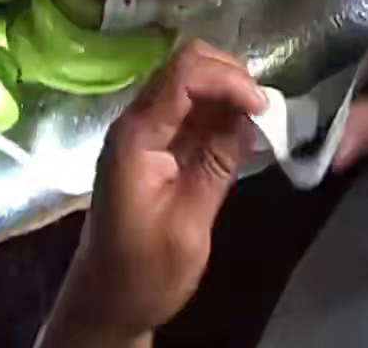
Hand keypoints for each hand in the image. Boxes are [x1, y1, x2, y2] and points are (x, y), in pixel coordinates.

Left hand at [42, 41, 265, 346]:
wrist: (106, 304)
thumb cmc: (143, 272)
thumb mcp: (188, 225)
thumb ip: (218, 163)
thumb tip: (251, 115)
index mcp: (136, 135)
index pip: (183, 74)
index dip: (227, 78)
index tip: (260, 104)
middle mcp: (137, 118)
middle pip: (186, 62)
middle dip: (229, 74)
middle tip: (261, 106)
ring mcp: (146, 125)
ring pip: (191, 75)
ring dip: (227, 86)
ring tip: (257, 114)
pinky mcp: (158, 137)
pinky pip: (192, 101)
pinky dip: (221, 104)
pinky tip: (241, 125)